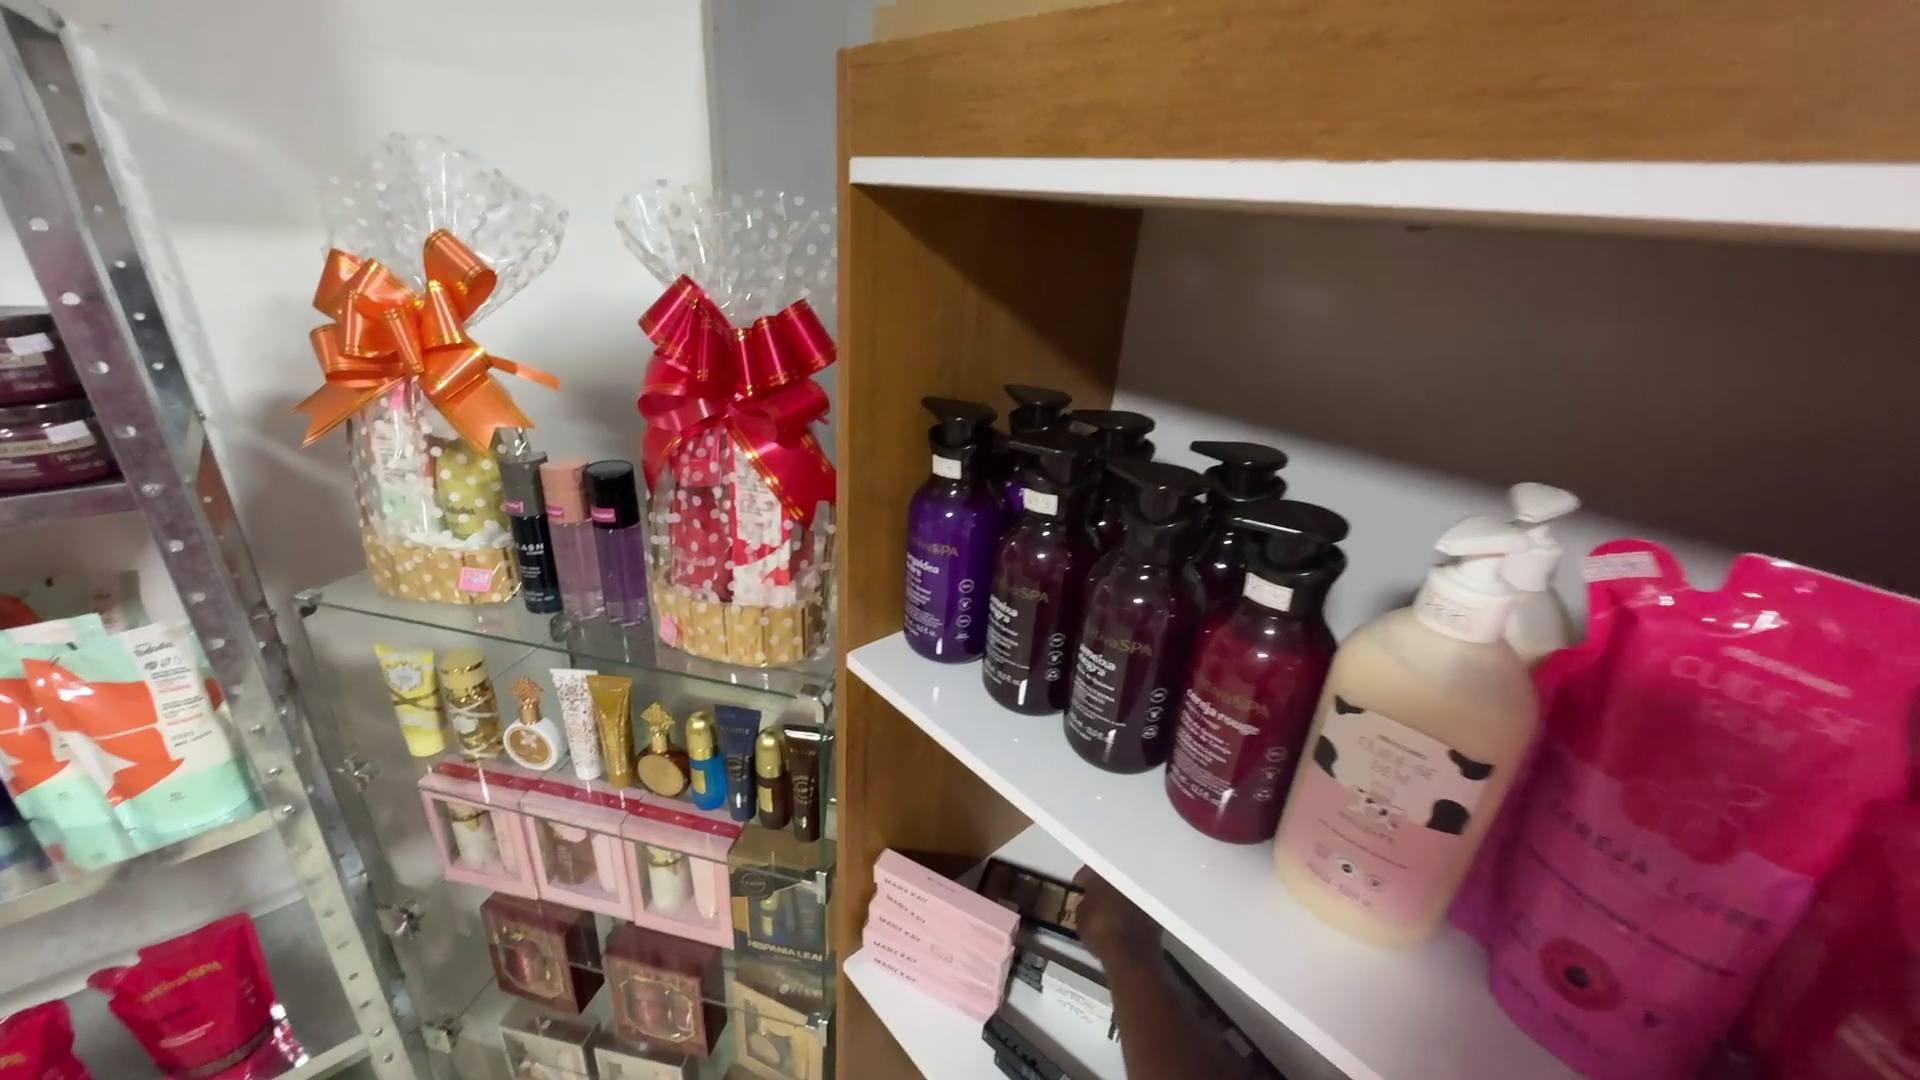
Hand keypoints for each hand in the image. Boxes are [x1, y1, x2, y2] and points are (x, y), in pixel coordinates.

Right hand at [1072, 866, 1162, 970]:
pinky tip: (1123, 925)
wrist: (1131, 956)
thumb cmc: (1100, 931)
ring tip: (1109, 914)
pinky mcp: (1154, 912)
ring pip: (1126, 892)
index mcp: (1104, 873)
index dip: (1081, 884)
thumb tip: (1088, 901)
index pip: (1087, 872)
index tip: (1078, 894)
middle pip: (1110, 879)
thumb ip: (1083, 903)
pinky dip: (1130, 913)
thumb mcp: (1079, 918)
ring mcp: (1142, 894)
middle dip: (1102, 888)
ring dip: (1118, 900)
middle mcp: (1126, 878)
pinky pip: (1137, 907)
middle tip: (1094, 902)